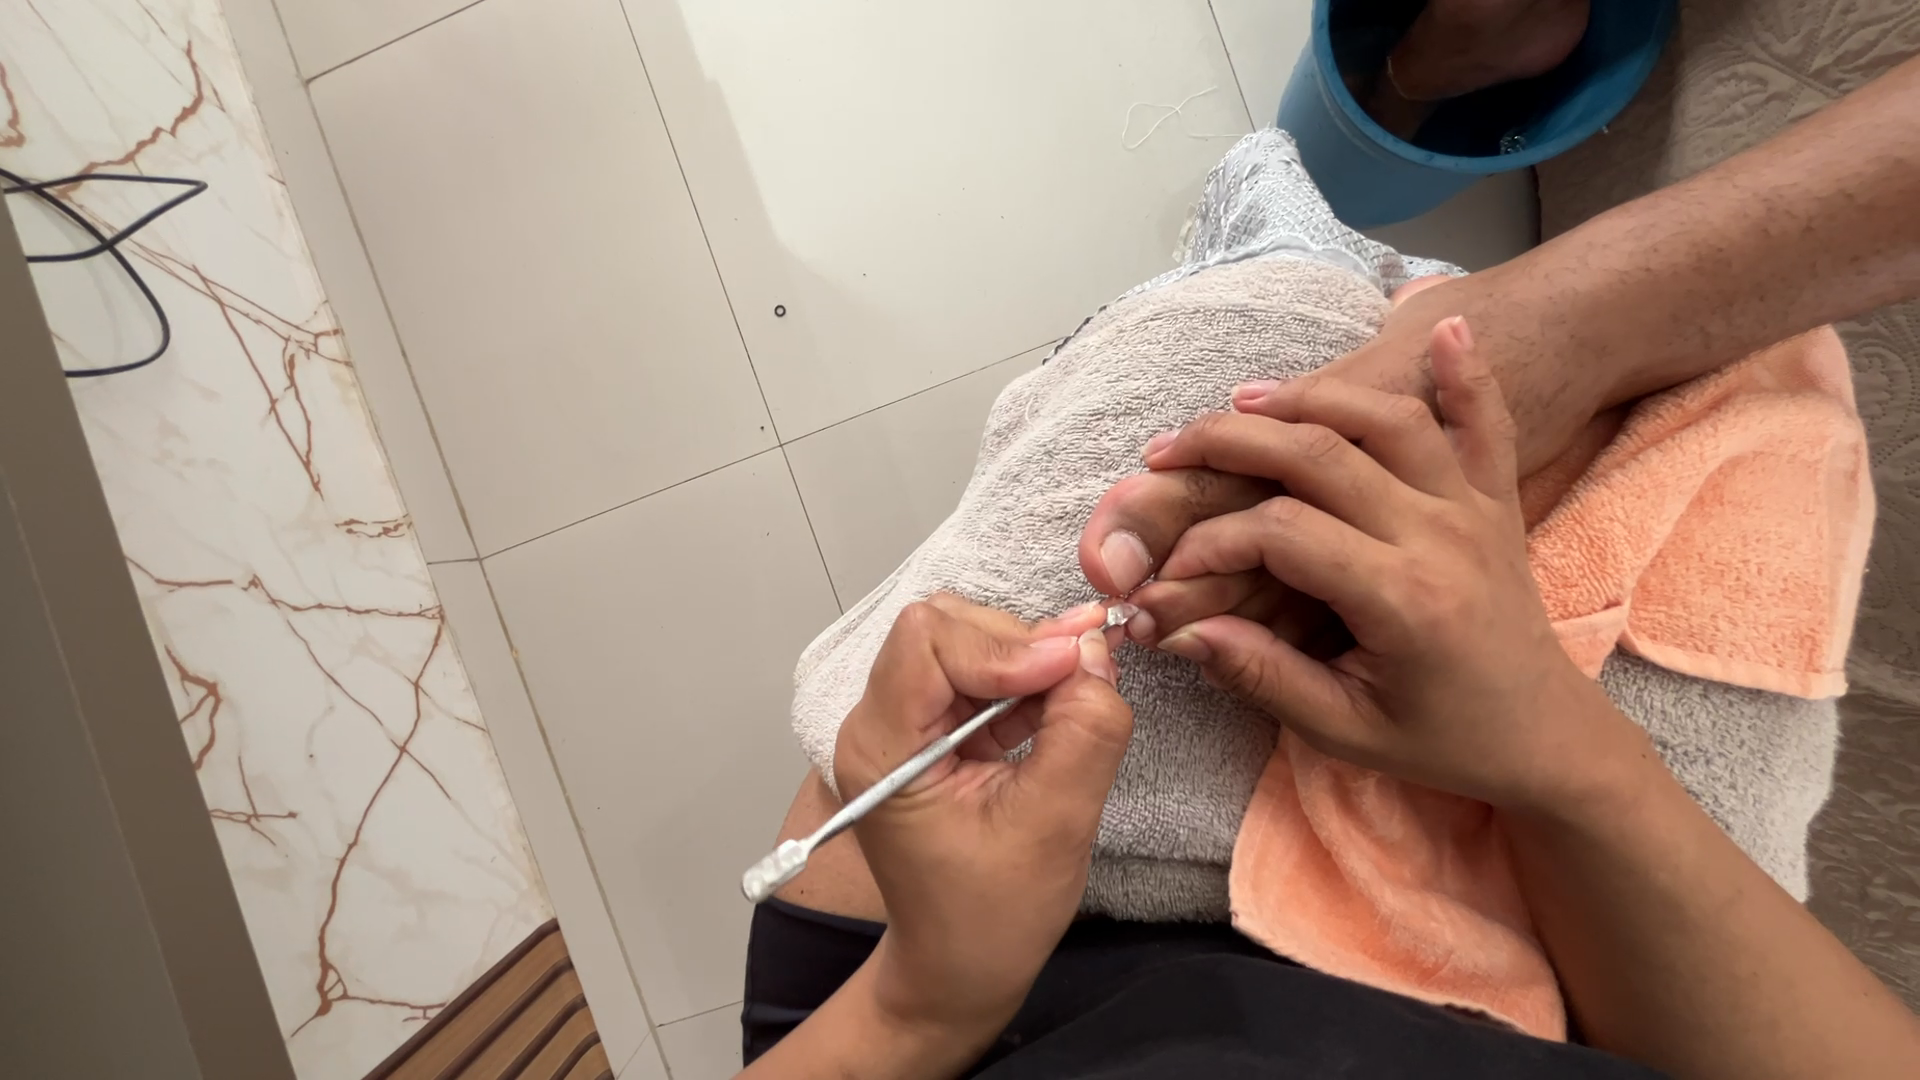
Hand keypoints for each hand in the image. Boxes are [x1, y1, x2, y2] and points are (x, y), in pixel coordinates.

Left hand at [834, 595, 1132, 1043]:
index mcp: (881, 747)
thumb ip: (1083, 733)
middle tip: (1083, 676)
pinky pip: (980, 670)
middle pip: (946, 628)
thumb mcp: (1053, 828)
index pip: (927, 640)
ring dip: (1028, 657)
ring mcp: (903, 721)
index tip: (1070, 668)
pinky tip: (1062, 700)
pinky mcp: (932, 726)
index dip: (1003, 643)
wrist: (957, 965)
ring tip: (1077, 690)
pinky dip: (1027, 676)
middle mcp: (879, 721)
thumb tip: (1096, 653)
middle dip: (1020, 644)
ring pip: (966, 639)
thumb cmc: (990, 918)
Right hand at [1131, 318, 1642, 810]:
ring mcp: (1473, 510)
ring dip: (1310, 397)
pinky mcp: (1493, 502)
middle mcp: (1439, 537)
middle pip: (1321, 455)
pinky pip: (1486, 423)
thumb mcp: (1342, 730)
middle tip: (1169, 447)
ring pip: (1388, 421)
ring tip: (1245, 396)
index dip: (1211, 542)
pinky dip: (1465, 372)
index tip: (1171, 569)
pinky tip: (1440, 324)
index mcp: (1401, 599)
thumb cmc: (1443, 742)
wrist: (1552, 742)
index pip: (1281, 534)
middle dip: (1232, 442)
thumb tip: (1178, 631)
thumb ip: (1258, 676)